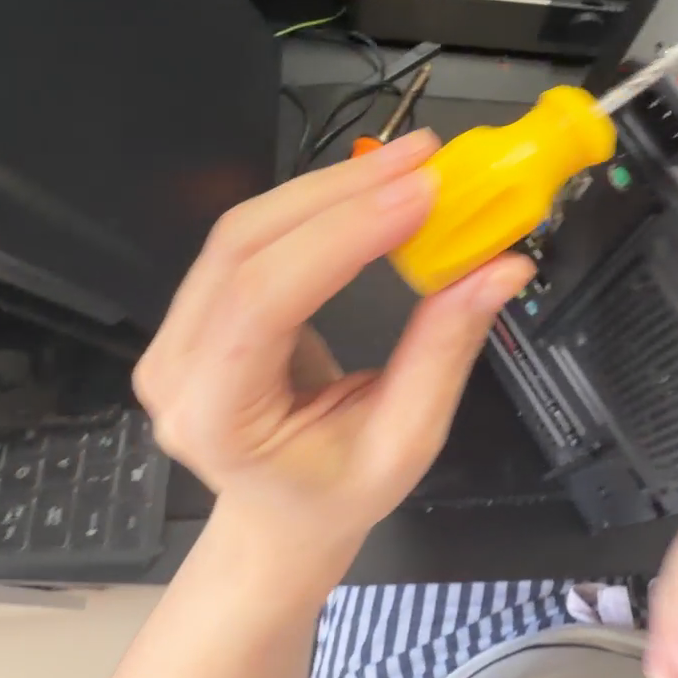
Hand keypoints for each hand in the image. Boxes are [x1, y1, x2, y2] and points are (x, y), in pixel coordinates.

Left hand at [134, 129, 534, 550]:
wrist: (279, 518)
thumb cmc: (338, 496)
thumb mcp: (405, 440)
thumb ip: (445, 349)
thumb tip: (502, 268)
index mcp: (215, 416)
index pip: (266, 300)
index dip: (344, 234)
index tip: (421, 192)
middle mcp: (175, 366)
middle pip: (246, 244)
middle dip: (340, 191)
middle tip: (422, 158)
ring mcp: (174, 332)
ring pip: (244, 228)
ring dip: (329, 187)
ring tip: (405, 163)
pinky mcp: (196, 308)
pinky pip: (253, 237)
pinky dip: (315, 204)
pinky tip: (366, 189)